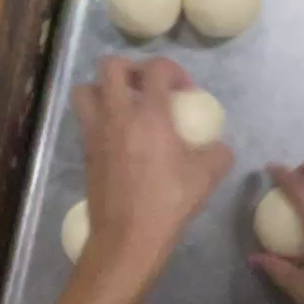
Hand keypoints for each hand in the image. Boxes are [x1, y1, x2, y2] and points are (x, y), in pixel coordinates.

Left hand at [72, 56, 231, 277]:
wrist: (127, 237)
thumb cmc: (168, 202)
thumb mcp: (207, 176)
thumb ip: (218, 152)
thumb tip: (218, 146)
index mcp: (149, 114)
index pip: (156, 69)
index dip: (173, 70)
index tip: (184, 91)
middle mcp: (117, 115)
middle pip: (111, 66)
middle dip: (132, 69)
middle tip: (148, 88)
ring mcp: (96, 132)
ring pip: (86, 89)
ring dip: (104, 89)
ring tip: (124, 106)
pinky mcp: (86, 151)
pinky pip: (85, 119)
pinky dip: (99, 116)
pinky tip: (120, 137)